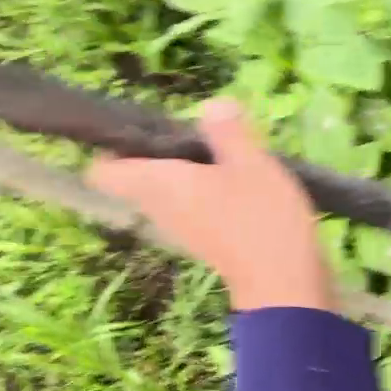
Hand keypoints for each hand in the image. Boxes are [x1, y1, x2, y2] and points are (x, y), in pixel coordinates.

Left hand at [88, 98, 332, 311]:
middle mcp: (161, 210)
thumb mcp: (252, 163)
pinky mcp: (216, 250)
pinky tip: (249, 199)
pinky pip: (201, 218)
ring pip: (174, 201)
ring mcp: (188, 234)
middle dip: (164, 163)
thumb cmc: (263, 220)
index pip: (102, 170)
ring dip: (194, 185)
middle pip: (143, 182)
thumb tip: (213, 104)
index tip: (148, 137)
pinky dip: (216, 207)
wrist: (288, 286)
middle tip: (200, 147)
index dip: (116, 150)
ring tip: (231, 170)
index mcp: (156, 182)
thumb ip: (229, 131)